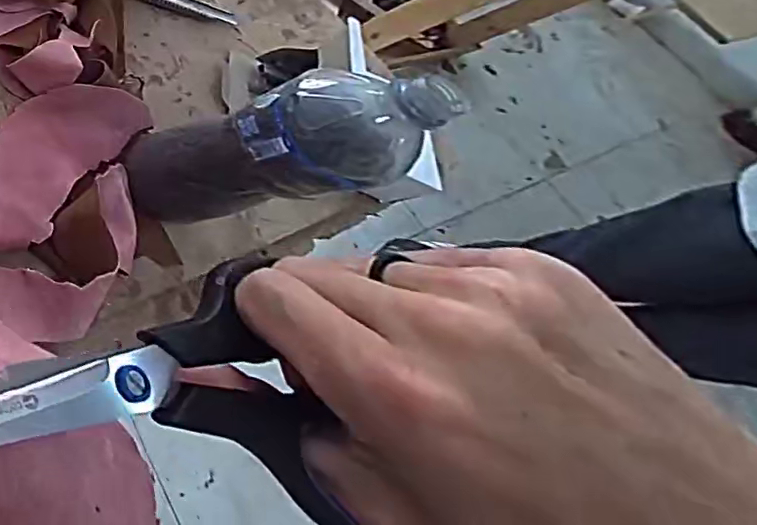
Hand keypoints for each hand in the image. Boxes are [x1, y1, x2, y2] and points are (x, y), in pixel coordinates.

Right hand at [235, 249, 756, 524]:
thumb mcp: (407, 520)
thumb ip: (303, 437)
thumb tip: (218, 373)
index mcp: (400, 392)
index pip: (271, 293)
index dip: (258, 316)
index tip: (276, 343)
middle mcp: (439, 318)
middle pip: (313, 268)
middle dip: (312, 310)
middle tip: (351, 361)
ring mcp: (495, 280)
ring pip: (374, 263)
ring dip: (378, 302)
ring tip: (432, 355)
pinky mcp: (538, 262)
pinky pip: (439, 258)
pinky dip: (437, 293)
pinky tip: (486, 340)